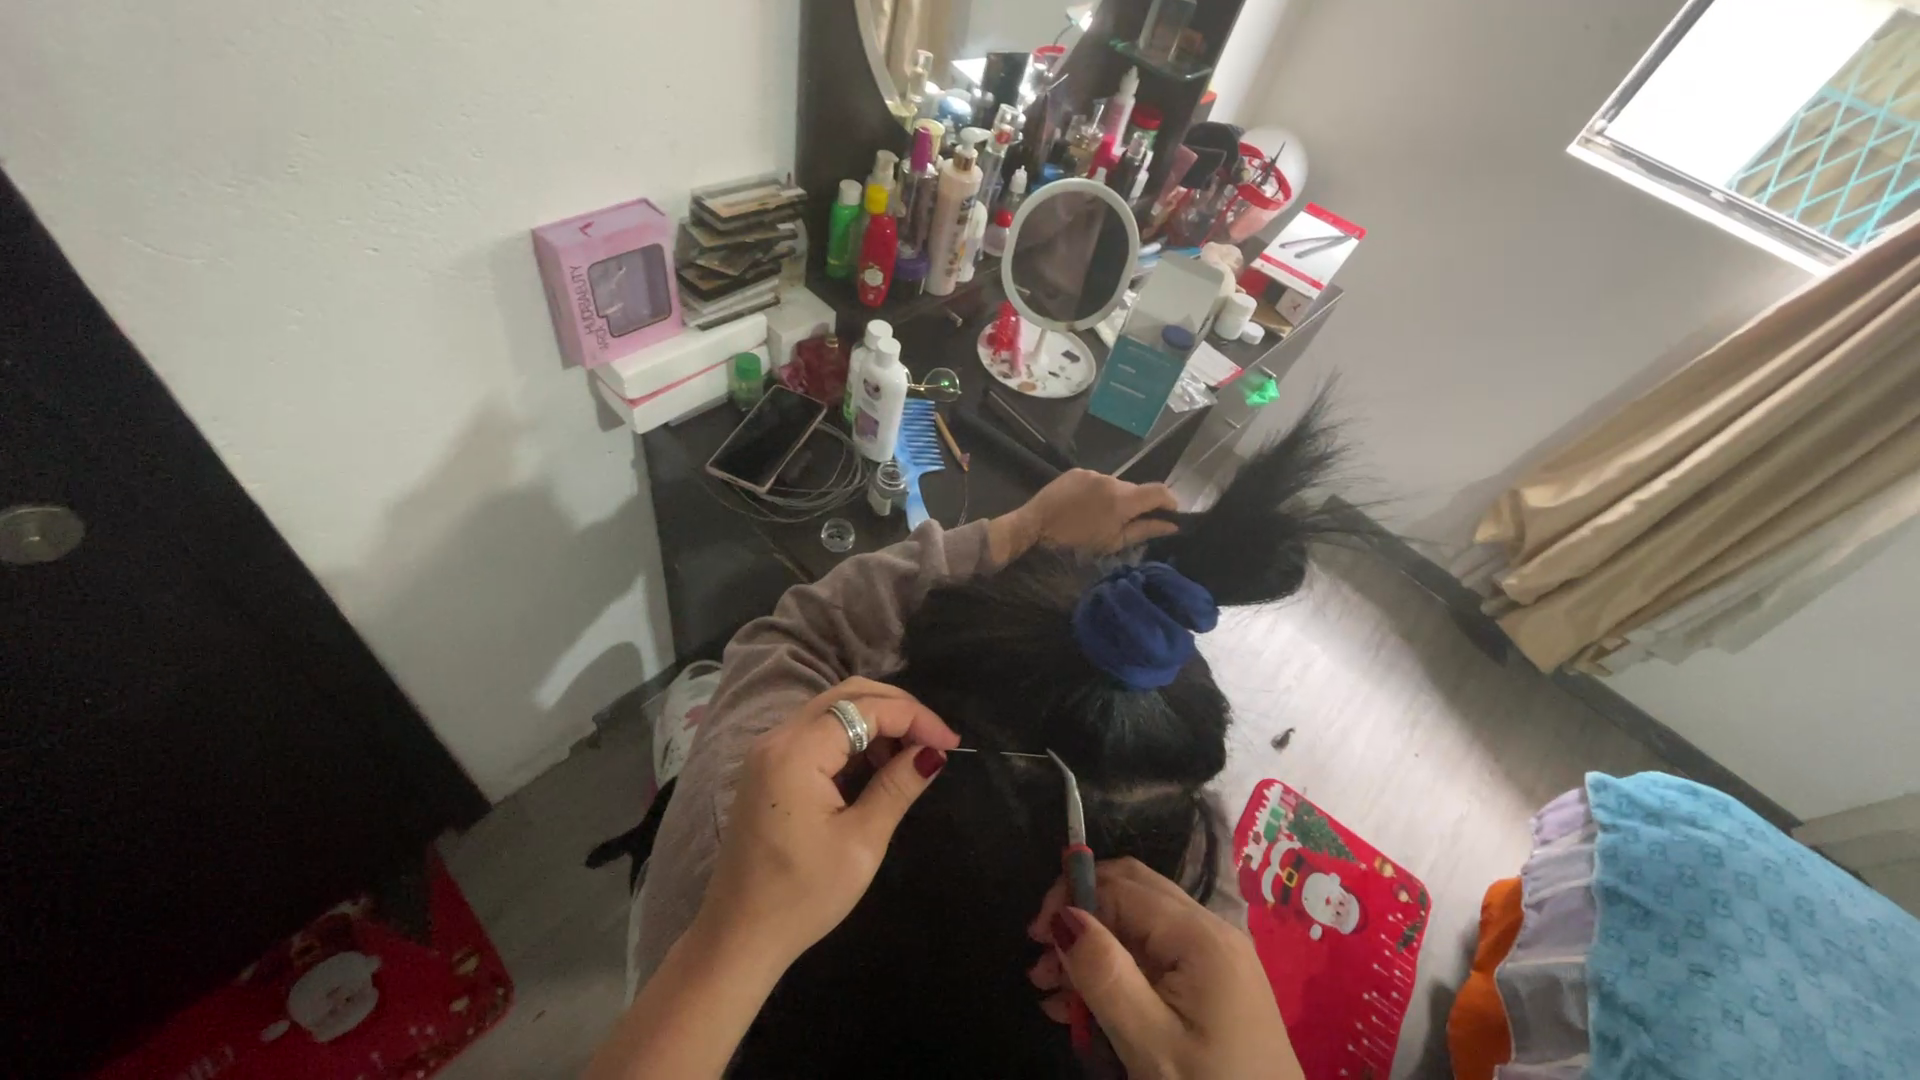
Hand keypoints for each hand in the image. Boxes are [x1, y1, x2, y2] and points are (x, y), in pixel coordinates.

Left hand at [693, 678, 960, 967]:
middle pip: (848, 695)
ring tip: (912, 755)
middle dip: (899, 709)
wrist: (738, 936)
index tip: (950, 744)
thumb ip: (897, 787)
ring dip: (877, 721)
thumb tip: (933, 753)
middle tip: (936, 741)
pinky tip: (878, 764)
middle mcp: (778, 737)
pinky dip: (854, 736)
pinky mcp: (769, 765)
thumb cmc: (802, 896)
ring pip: (833, 709)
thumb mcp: (861, 843)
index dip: (915, 717)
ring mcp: (769, 750)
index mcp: (796, 752)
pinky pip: (819, 731)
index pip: (866, 707)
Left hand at [991, 469, 1179, 560]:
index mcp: (1123, 499)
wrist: (1035, 525)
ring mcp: (1093, 473)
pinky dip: (1098, 493)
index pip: (1160, 491)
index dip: (1171, 502)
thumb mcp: (1112, 542)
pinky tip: (1086, 507)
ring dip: (1116, 499)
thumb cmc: (1075, 542)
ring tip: (1101, 516)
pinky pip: (1098, 481)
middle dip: (1138, 505)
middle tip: (1127, 523)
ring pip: (1116, 485)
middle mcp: (1111, 479)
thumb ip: (1145, 530)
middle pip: (1136, 489)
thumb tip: (1172, 525)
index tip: (1170, 514)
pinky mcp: (1078, 471)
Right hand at [1028, 858, 1300, 1079]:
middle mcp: (1210, 929)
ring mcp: (1216, 955)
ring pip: (1139, 923)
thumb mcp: (1149, 1043)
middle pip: (1131, 891)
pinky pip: (1156, 954)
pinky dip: (1118, 967)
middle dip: (1080, 916)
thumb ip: (1105, 974)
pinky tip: (1085, 1004)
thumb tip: (1064, 914)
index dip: (1071, 900)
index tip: (1034, 942)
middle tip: (1041, 960)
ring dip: (1093, 945)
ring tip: (1051, 991)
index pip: (1119, 886)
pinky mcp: (1215, 983)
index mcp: (1199, 935)